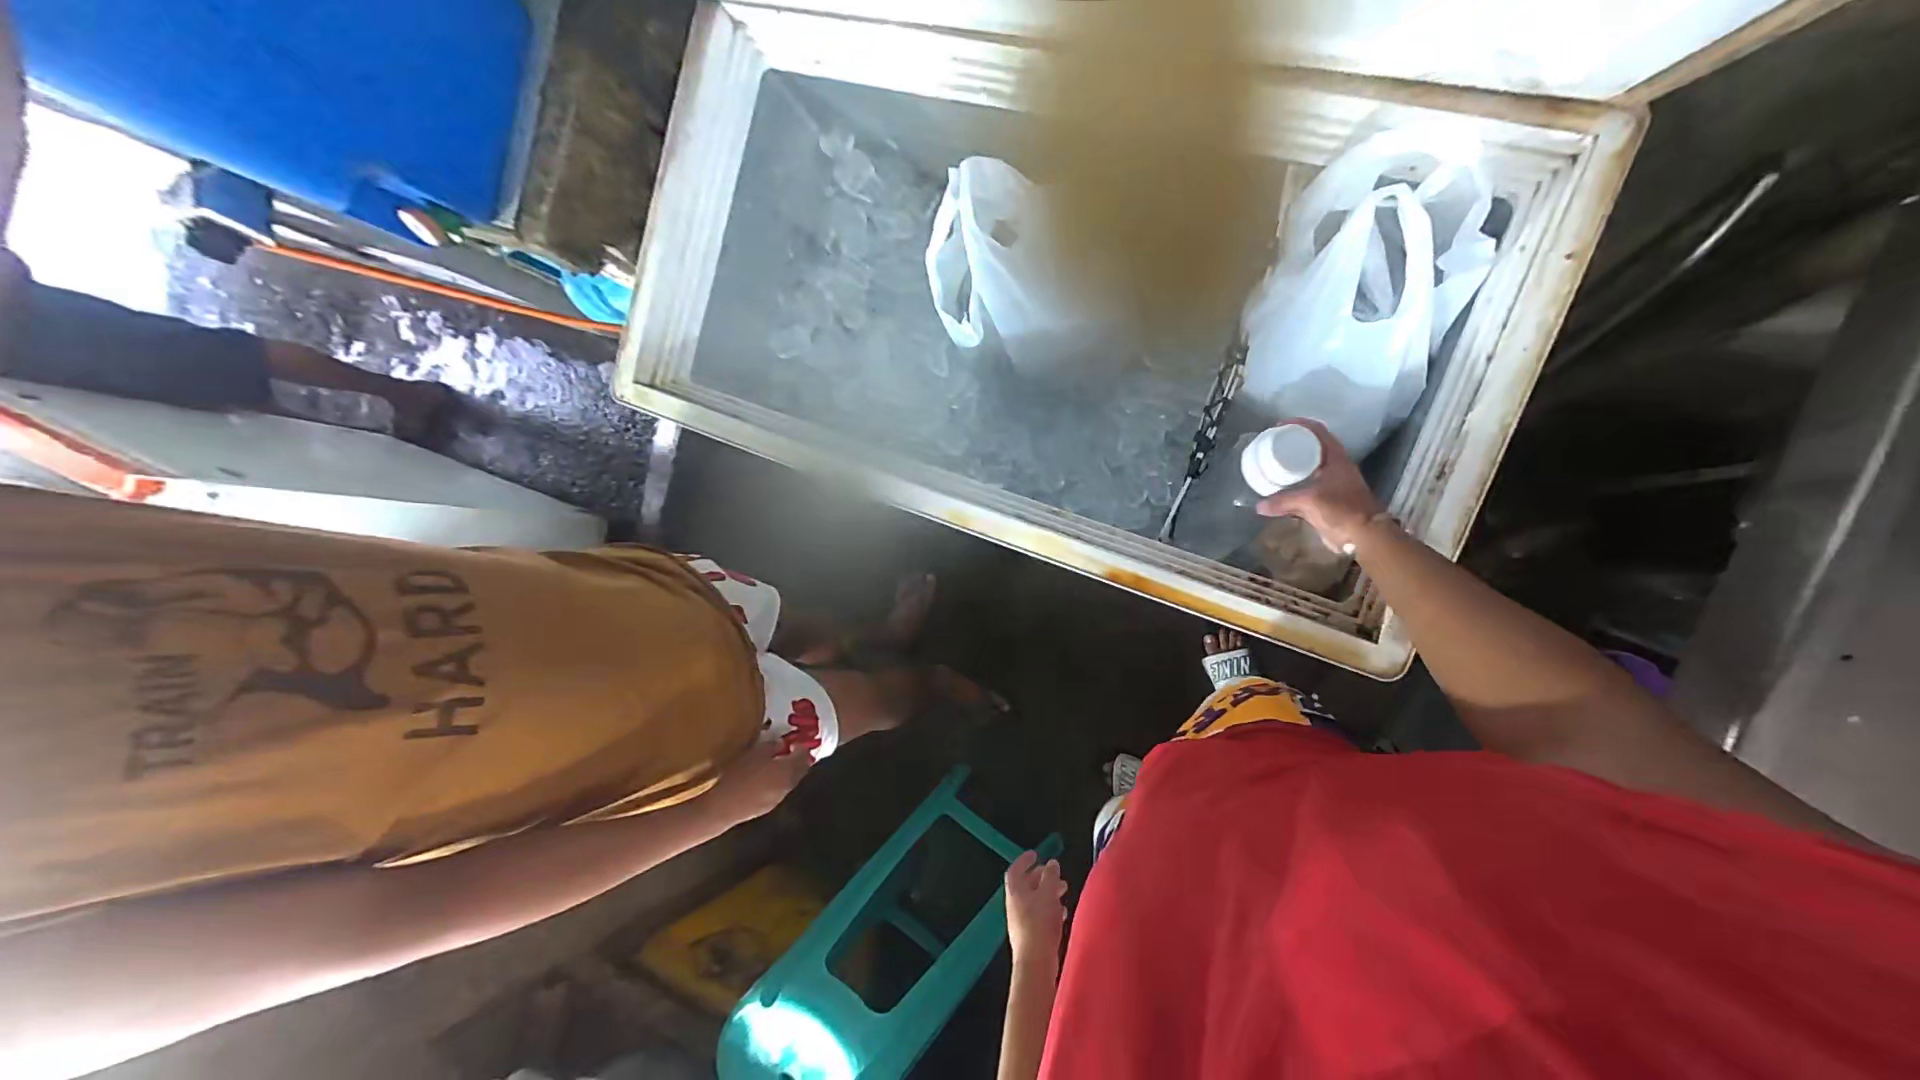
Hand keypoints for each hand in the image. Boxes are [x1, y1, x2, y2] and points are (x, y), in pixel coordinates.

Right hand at [700, 742, 811, 825]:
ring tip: (777, 763)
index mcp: (788, 771)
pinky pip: (780, 790)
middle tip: (790, 751)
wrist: (723, 807)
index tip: (795, 741)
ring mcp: (779, 799)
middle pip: (801, 771)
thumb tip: (781, 744)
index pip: (803, 757)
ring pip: (791, 782)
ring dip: (789, 772)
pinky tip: (766, 779)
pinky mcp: (767, 808)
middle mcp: (788, 786)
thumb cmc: (739, 775)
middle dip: (798, 760)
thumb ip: (772, 746)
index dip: (802, 747)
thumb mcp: (755, 752)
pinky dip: (779, 782)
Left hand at [1004, 851, 1066, 966]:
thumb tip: (1051, 863)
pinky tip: (1062, 913)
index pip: (1015, 869)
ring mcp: (1021, 920)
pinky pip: (1039, 915)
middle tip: (1054, 872)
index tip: (1035, 854)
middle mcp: (1015, 904)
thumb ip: (1050, 877)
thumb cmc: (1039, 923)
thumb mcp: (1047, 894)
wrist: (1035, 962)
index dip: (1024, 860)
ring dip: (1048, 892)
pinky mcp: (1030, 935)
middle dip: (1040, 876)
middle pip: (1026, 884)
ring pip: (1035, 900)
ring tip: (1063, 890)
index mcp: (1015, 891)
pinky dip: (1050, 909)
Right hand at [1256, 418, 1385, 552]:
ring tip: (1271, 461)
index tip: (1279, 425)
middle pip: (1312, 447)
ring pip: (1308, 467)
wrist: (1363, 535)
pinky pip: (1305, 487)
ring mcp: (1330, 483)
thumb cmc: (1342, 510)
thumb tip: (1259, 506)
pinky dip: (1292, 485)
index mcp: (1336, 459)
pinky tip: (1278, 487)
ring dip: (1292, 464)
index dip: (1300, 424)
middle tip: (1271, 443)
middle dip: (1293, 443)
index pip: (1318, 432)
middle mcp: (1333, 467)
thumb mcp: (1310, 501)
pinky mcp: (1325, 499)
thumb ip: (1283, 502)